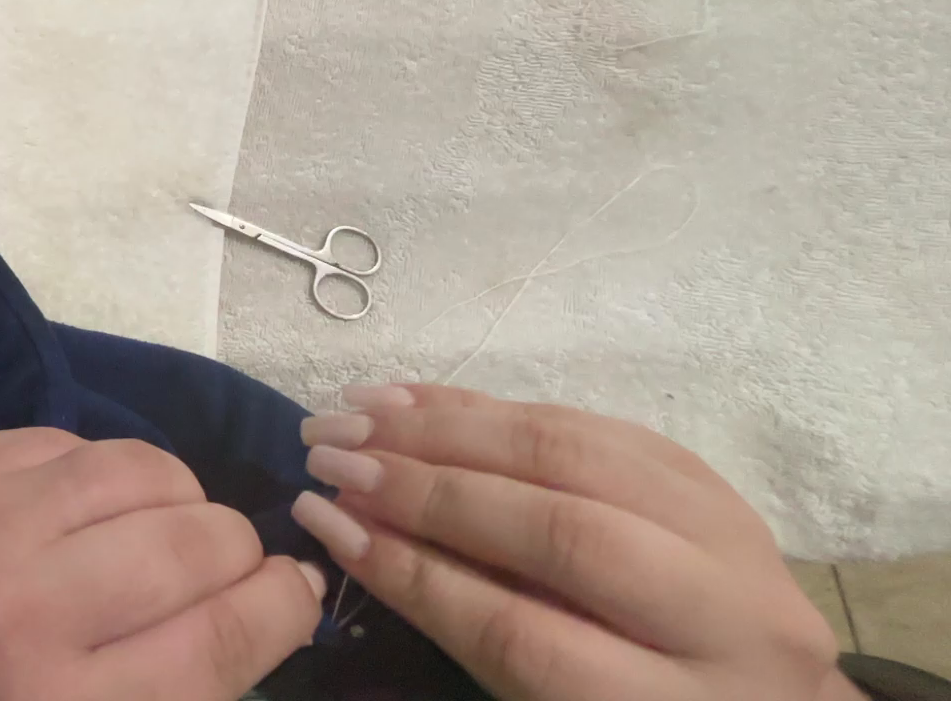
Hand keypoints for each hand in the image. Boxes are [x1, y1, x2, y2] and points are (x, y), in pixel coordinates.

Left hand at [0, 428, 326, 700]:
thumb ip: (180, 676)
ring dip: (185, 496)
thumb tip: (284, 595)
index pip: (215, 642)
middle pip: (194, 543)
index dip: (281, 607)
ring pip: (152, 470)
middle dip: (236, 547)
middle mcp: (27, 601)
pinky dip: (121, 472)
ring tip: (165, 522)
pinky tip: (100, 501)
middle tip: (227, 559)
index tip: (299, 589)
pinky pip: (95, 442)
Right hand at [290, 384, 866, 700]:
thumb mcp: (536, 698)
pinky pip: (572, 417)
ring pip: (567, 453)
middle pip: (560, 532)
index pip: (520, 632)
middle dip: (422, 488)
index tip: (318, 516)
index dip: (407, 570)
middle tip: (329, 458)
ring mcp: (726, 529)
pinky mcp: (695, 470)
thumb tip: (345, 520)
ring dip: (439, 427)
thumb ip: (450, 612)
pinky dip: (475, 403)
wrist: (749, 683)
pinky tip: (402, 396)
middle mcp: (732, 620)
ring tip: (351, 415)